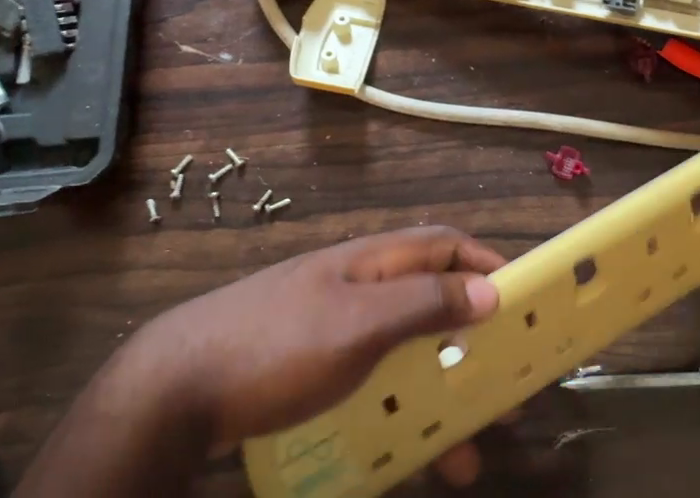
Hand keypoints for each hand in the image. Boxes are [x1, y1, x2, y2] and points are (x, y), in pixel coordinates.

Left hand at [132, 226, 505, 479]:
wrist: (174, 389)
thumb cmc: (275, 346)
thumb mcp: (358, 324)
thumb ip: (424, 303)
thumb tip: (491, 287)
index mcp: (372, 263)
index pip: (445, 245)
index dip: (488, 263)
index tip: (525, 303)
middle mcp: (359, 290)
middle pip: (432, 304)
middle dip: (474, 344)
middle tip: (507, 388)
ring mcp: (334, 331)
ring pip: (406, 355)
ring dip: (442, 394)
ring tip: (467, 447)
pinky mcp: (313, 371)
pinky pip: (375, 386)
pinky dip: (402, 414)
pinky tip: (410, 455)